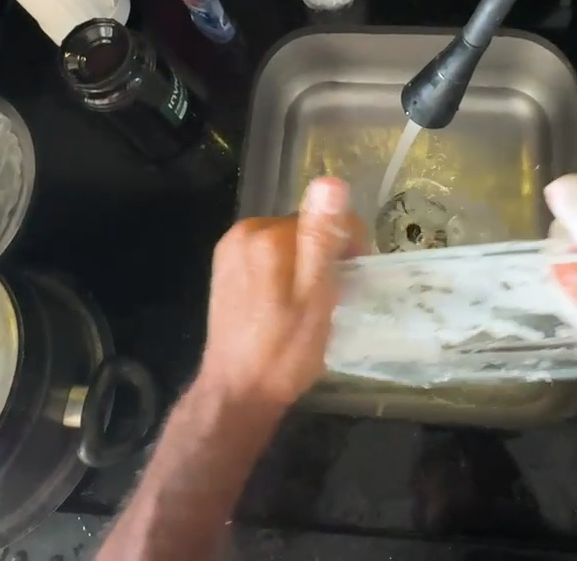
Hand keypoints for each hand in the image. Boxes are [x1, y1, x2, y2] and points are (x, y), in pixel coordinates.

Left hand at [197, 177, 365, 411]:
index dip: (346, 246)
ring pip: (286, 242)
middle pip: (303, 228)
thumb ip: (321, 238)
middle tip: (333, 298)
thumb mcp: (315, 297)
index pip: (323, 217)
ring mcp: (230, 250)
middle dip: (324, 255)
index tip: (352, 280)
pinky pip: (267, 255)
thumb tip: (331, 182)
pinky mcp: (225, 268)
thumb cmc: (284, 351)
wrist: (236, 394)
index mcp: (266, 235)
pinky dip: (283, 271)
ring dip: (304, 264)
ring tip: (310, 305)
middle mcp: (243, 232)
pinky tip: (285, 304)